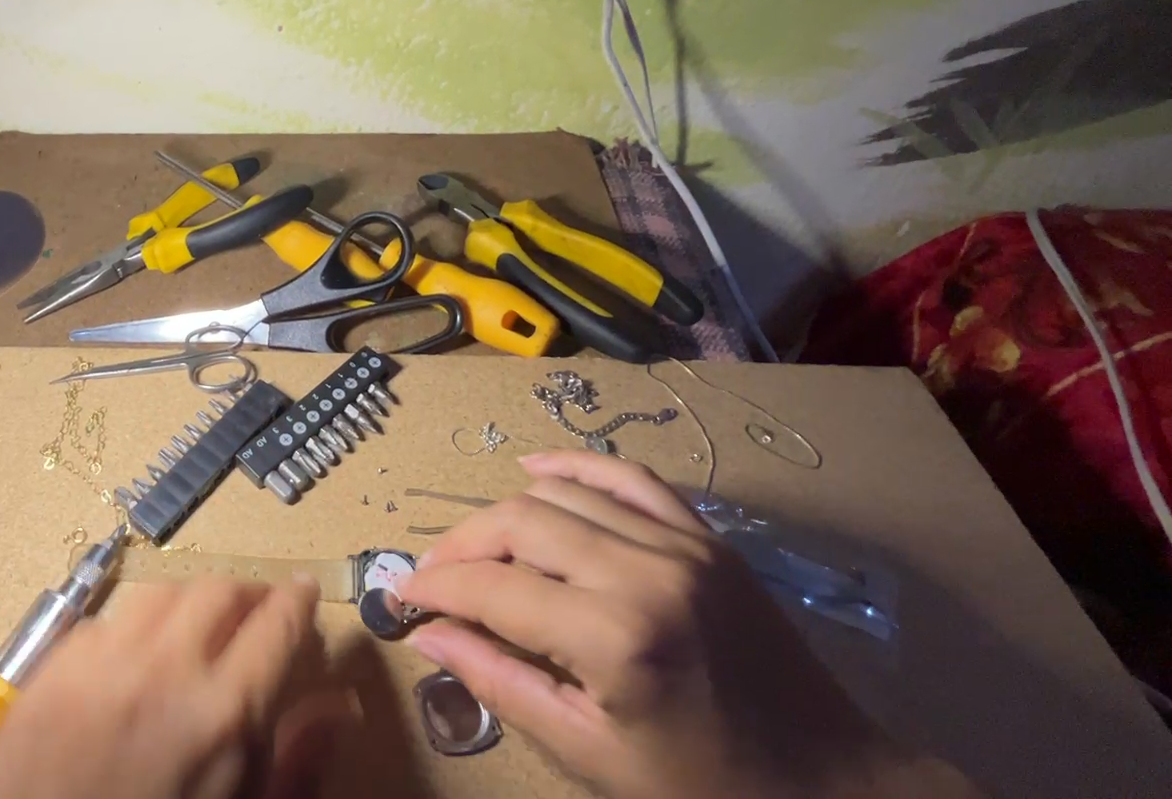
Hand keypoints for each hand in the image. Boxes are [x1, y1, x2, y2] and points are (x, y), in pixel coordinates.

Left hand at [0, 576, 347, 798]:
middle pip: (219, 591)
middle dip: (247, 592)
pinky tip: (136, 658)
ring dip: (191, 601)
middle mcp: (162, 670)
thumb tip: (345, 705)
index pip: (275, 624)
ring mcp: (101, 662)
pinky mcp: (53, 668)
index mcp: (220, 714)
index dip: (297, 600)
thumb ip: (298, 758)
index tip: (304, 589)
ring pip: (161, 592)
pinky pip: (105, 622)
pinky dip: (132, 630)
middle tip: (257, 607)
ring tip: (199, 624)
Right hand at [396, 451, 978, 798]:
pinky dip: (572, 467)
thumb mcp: (588, 751)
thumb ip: (499, 681)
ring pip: (559, 495)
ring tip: (476, 546)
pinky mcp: (702, 534)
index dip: (436, 586)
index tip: (401, 593)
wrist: (834, 785)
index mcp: (614, 638)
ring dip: (503, 514)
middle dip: (460, 545)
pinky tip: (534, 471)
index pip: (493, 587)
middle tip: (433, 575)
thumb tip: (426, 635)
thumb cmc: (702, 786)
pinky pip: (625, 476)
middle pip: (517, 523)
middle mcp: (641, 571)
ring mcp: (678, 543)